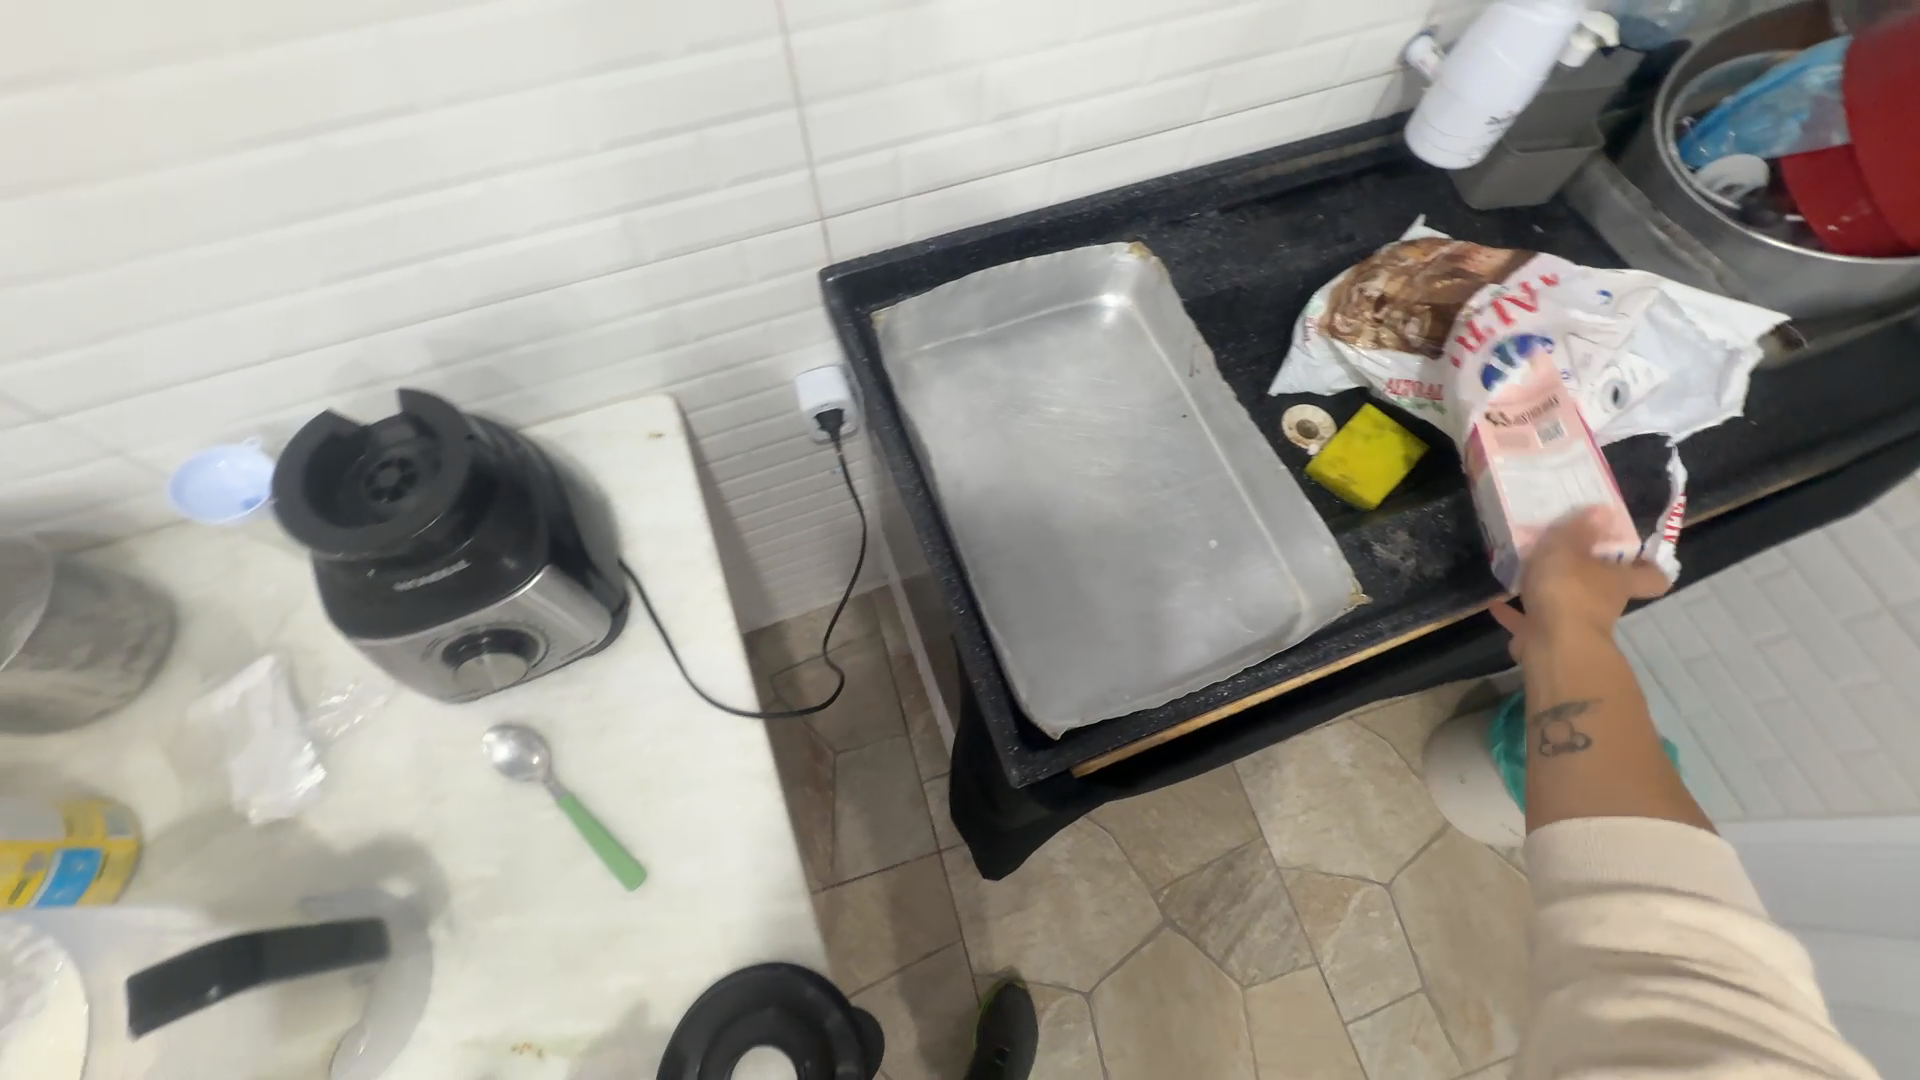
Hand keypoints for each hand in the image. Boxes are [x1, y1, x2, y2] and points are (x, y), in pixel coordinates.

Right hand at [1487, 507, 1670, 662]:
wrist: (1551, 643)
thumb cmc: (1567, 590)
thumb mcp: (1568, 550)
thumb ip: (1580, 531)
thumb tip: (1604, 510)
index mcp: (1617, 582)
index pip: (1651, 577)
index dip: (1647, 566)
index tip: (1637, 556)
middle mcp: (1603, 604)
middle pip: (1603, 590)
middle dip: (1586, 577)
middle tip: (1564, 557)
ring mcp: (1574, 624)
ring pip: (1566, 604)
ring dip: (1549, 593)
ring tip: (1525, 576)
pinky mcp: (1546, 638)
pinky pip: (1530, 621)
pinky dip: (1515, 612)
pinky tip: (1496, 603)